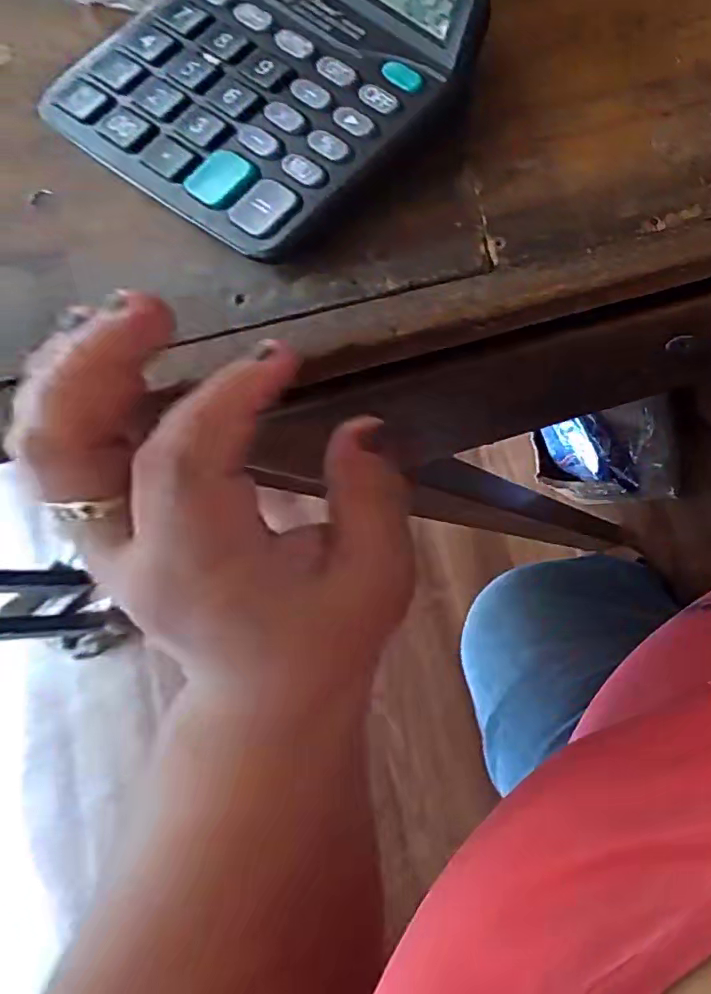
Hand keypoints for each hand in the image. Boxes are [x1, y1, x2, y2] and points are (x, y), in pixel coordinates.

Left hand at [5, 293, 415, 713]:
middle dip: (95, 365)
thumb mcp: (379, 571)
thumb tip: (365, 426)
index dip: (229, 397)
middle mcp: (127, 548)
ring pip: (45, 444)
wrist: (269, 689)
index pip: (186, 459)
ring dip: (76, 372)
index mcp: (201, 561)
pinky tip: (126, 364)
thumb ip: (371, 496)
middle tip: (150, 308)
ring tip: (129, 319)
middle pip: (62, 444)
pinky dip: (86, 400)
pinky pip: (70, 456)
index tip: (283, 358)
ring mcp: (103, 541)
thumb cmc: (333, 632)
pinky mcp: (109, 531)